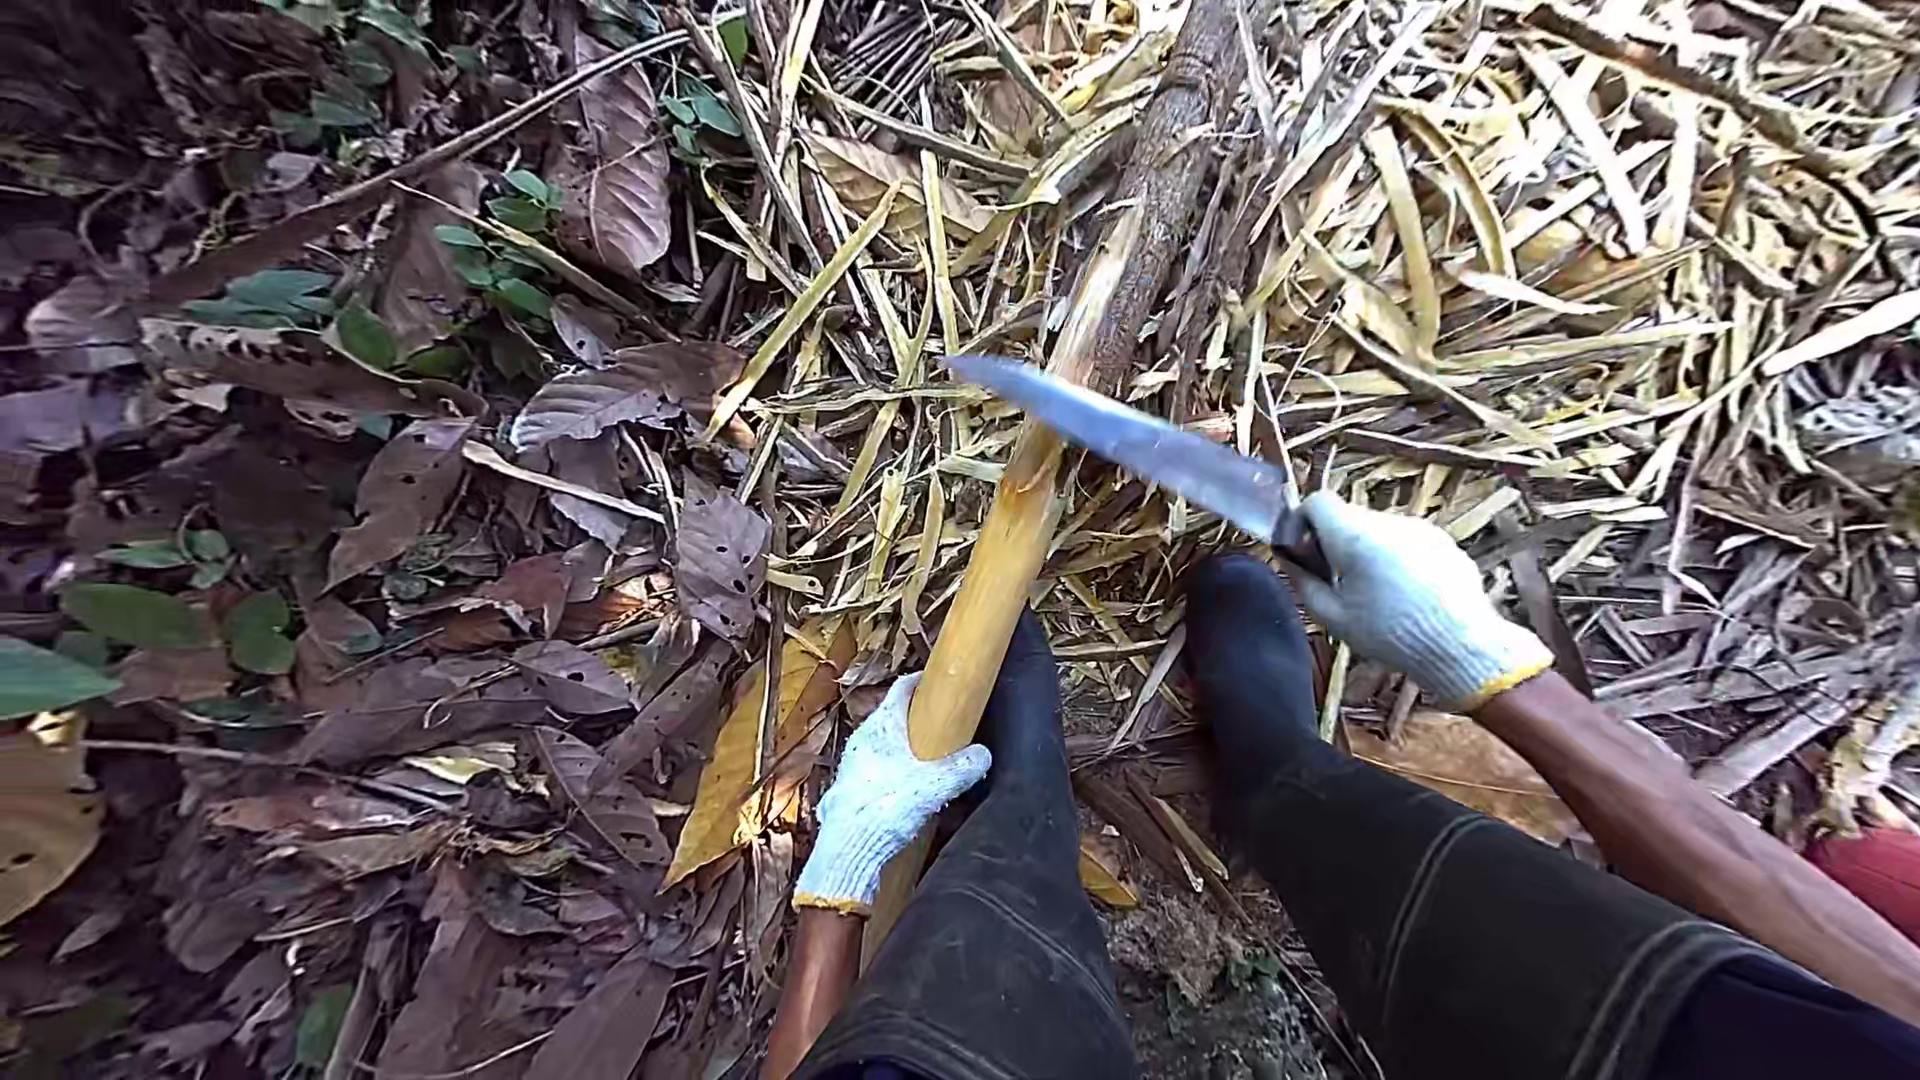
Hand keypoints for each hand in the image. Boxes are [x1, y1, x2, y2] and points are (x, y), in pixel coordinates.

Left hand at [792, 673, 991, 913]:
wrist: (845, 853)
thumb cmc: (884, 809)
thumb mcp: (934, 786)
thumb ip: (962, 768)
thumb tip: (983, 755)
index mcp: (882, 725)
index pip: (902, 688)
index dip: (921, 680)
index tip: (936, 679)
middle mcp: (863, 738)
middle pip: (892, 714)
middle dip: (916, 716)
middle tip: (941, 722)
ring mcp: (853, 762)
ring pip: (883, 741)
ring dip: (903, 744)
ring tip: (927, 759)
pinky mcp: (849, 787)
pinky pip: (874, 766)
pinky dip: (891, 768)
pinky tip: (905, 789)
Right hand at [1289, 492, 1553, 708]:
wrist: (1463, 649)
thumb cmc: (1388, 634)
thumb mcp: (1330, 614)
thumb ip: (1302, 579)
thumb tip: (1290, 559)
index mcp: (1354, 536)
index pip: (1317, 501)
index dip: (1302, 521)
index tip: (1303, 551)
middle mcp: (1388, 522)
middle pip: (1346, 516)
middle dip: (1332, 540)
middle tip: (1332, 578)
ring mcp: (1420, 529)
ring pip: (1374, 528)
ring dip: (1362, 548)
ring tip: (1370, 588)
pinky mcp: (1442, 541)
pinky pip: (1402, 539)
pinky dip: (1391, 555)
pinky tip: (1400, 590)